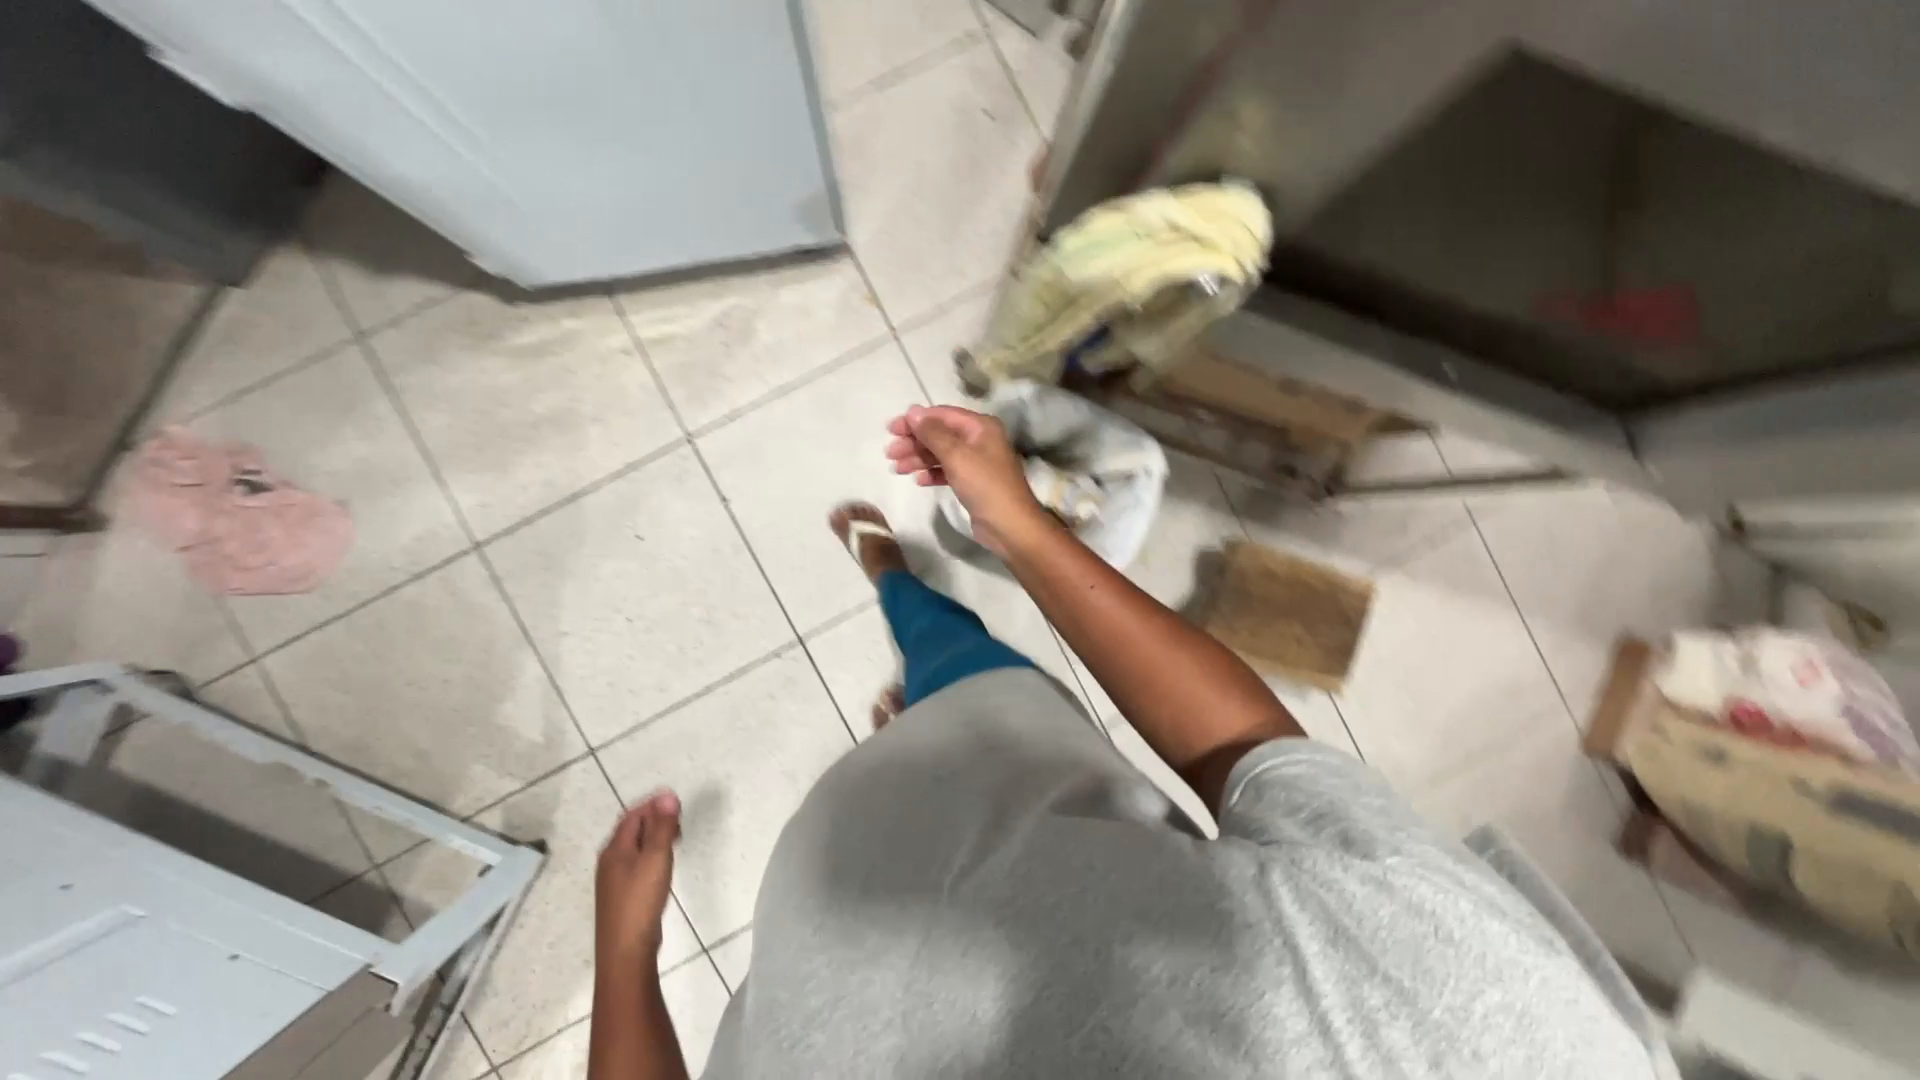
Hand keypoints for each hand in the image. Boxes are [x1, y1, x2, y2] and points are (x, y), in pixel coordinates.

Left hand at [595, 790, 680, 962]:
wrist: (625, 951)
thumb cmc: (640, 900)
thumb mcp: (656, 858)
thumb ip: (662, 827)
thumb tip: (667, 795)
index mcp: (614, 849)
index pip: (632, 816)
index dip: (653, 805)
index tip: (678, 803)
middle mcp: (610, 862)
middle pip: (631, 831)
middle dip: (654, 820)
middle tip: (680, 822)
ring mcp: (614, 881)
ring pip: (634, 849)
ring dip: (654, 838)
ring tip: (676, 840)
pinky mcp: (622, 897)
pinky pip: (636, 865)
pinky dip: (651, 855)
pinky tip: (663, 867)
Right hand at [885, 404, 1049, 556]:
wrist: (1009, 525)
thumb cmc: (985, 485)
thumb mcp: (957, 456)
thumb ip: (932, 433)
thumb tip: (912, 411)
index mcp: (980, 426)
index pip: (942, 415)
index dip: (915, 421)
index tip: (891, 430)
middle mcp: (979, 439)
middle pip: (940, 434)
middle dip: (914, 442)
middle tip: (890, 453)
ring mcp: (977, 462)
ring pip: (941, 454)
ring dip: (919, 458)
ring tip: (896, 469)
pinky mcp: (973, 482)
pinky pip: (947, 471)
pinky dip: (932, 473)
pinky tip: (918, 480)